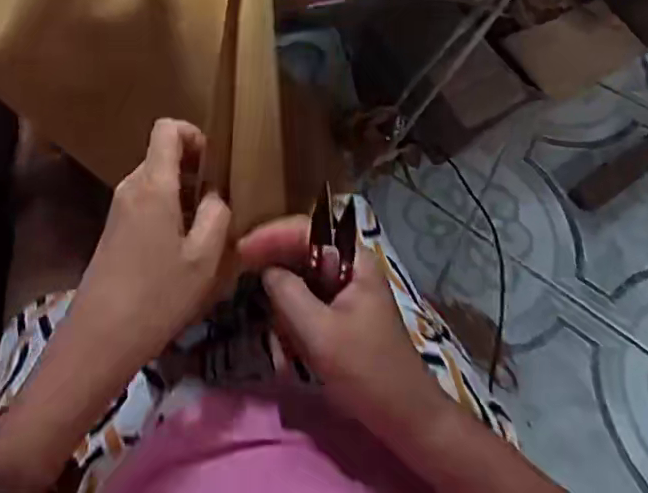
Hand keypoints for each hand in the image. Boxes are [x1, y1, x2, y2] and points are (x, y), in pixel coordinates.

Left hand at [61, 119, 231, 376]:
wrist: (99, 339)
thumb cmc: (157, 296)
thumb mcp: (204, 259)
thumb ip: (217, 216)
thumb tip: (215, 196)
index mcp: (153, 184)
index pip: (167, 128)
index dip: (194, 134)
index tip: (213, 163)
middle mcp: (131, 187)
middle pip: (162, 155)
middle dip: (194, 170)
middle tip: (218, 203)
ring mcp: (119, 209)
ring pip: (156, 182)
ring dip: (183, 195)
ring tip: (204, 232)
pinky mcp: (114, 231)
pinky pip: (146, 203)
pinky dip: (168, 213)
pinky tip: (181, 251)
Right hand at [239, 215, 453, 441]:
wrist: (406, 418)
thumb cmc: (367, 370)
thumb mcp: (320, 333)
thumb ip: (288, 294)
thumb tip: (266, 270)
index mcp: (354, 259)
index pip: (305, 229)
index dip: (270, 235)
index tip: (241, 249)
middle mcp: (351, 265)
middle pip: (302, 249)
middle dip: (274, 264)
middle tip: (241, 273)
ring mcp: (348, 289)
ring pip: (303, 276)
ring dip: (283, 295)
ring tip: (265, 311)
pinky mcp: (343, 312)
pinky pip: (309, 299)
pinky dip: (294, 313)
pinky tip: (284, 336)